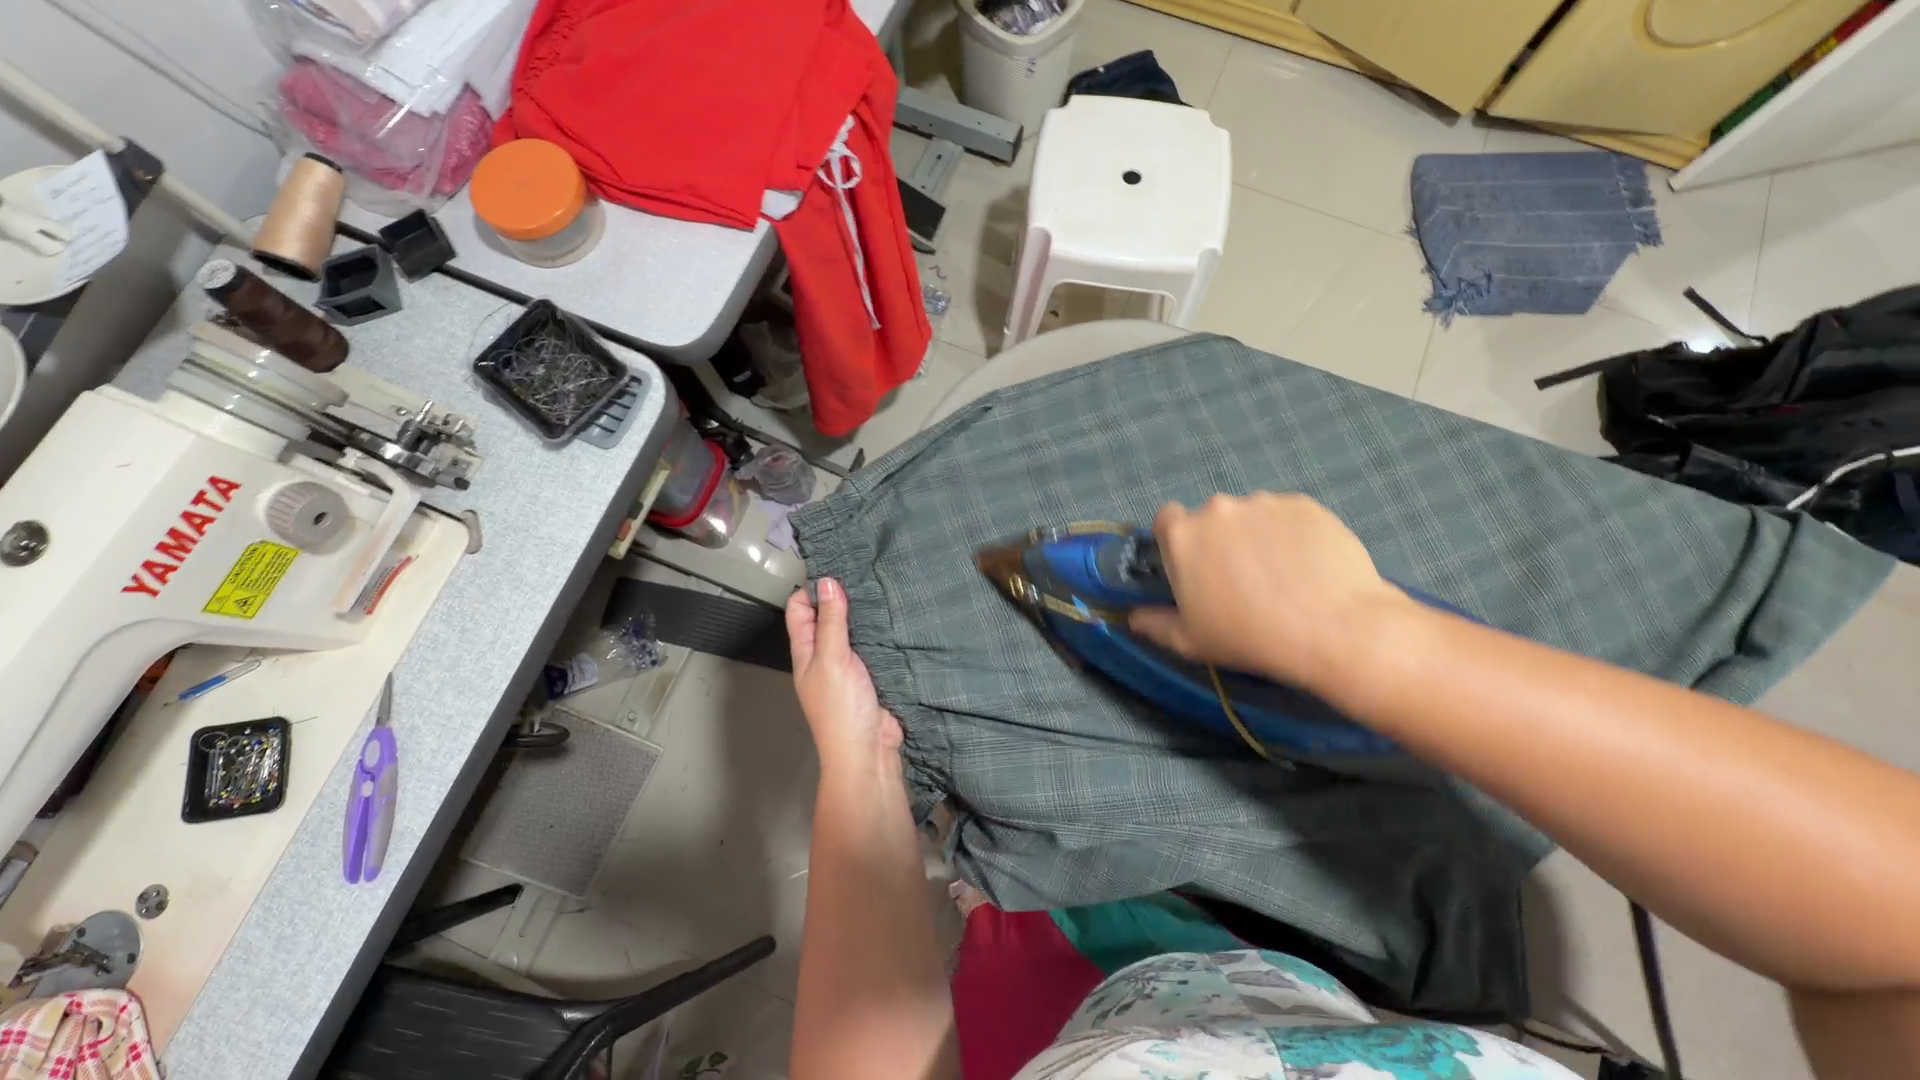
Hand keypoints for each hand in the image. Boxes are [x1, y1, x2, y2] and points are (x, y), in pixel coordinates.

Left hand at [788, 577, 902, 772]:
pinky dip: (883, 633)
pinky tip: (898, 617)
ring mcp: (849, 667)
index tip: (836, 569)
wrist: (868, 752)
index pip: (800, 610)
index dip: (812, 589)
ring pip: (854, 631)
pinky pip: (875, 647)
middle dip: (841, 596)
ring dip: (865, 614)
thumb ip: (831, 621)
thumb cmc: (841, 707)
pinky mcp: (873, 675)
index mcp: (806, 652)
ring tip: (884, 586)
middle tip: (866, 570)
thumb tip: (827, 582)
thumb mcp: (832, 659)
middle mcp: (824, 656)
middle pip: (827, 618)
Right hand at [1128, 493, 1414, 689]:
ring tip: (1282, 577)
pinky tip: (1308, 569)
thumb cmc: (1249, 637)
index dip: (1176, 543)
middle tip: (1240, 581)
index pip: (1165, 521)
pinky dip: (1292, 536)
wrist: (1334, 629)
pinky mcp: (1306, 505)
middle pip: (1211, 519)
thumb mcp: (1191, 641)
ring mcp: (1264, 503)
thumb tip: (1135, 617)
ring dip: (1257, 537)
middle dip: (1220, 542)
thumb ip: (1156, 624)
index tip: (1193, 569)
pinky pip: (1289, 517)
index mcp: (1182, 536)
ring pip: (1252, 517)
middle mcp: (1218, 508)